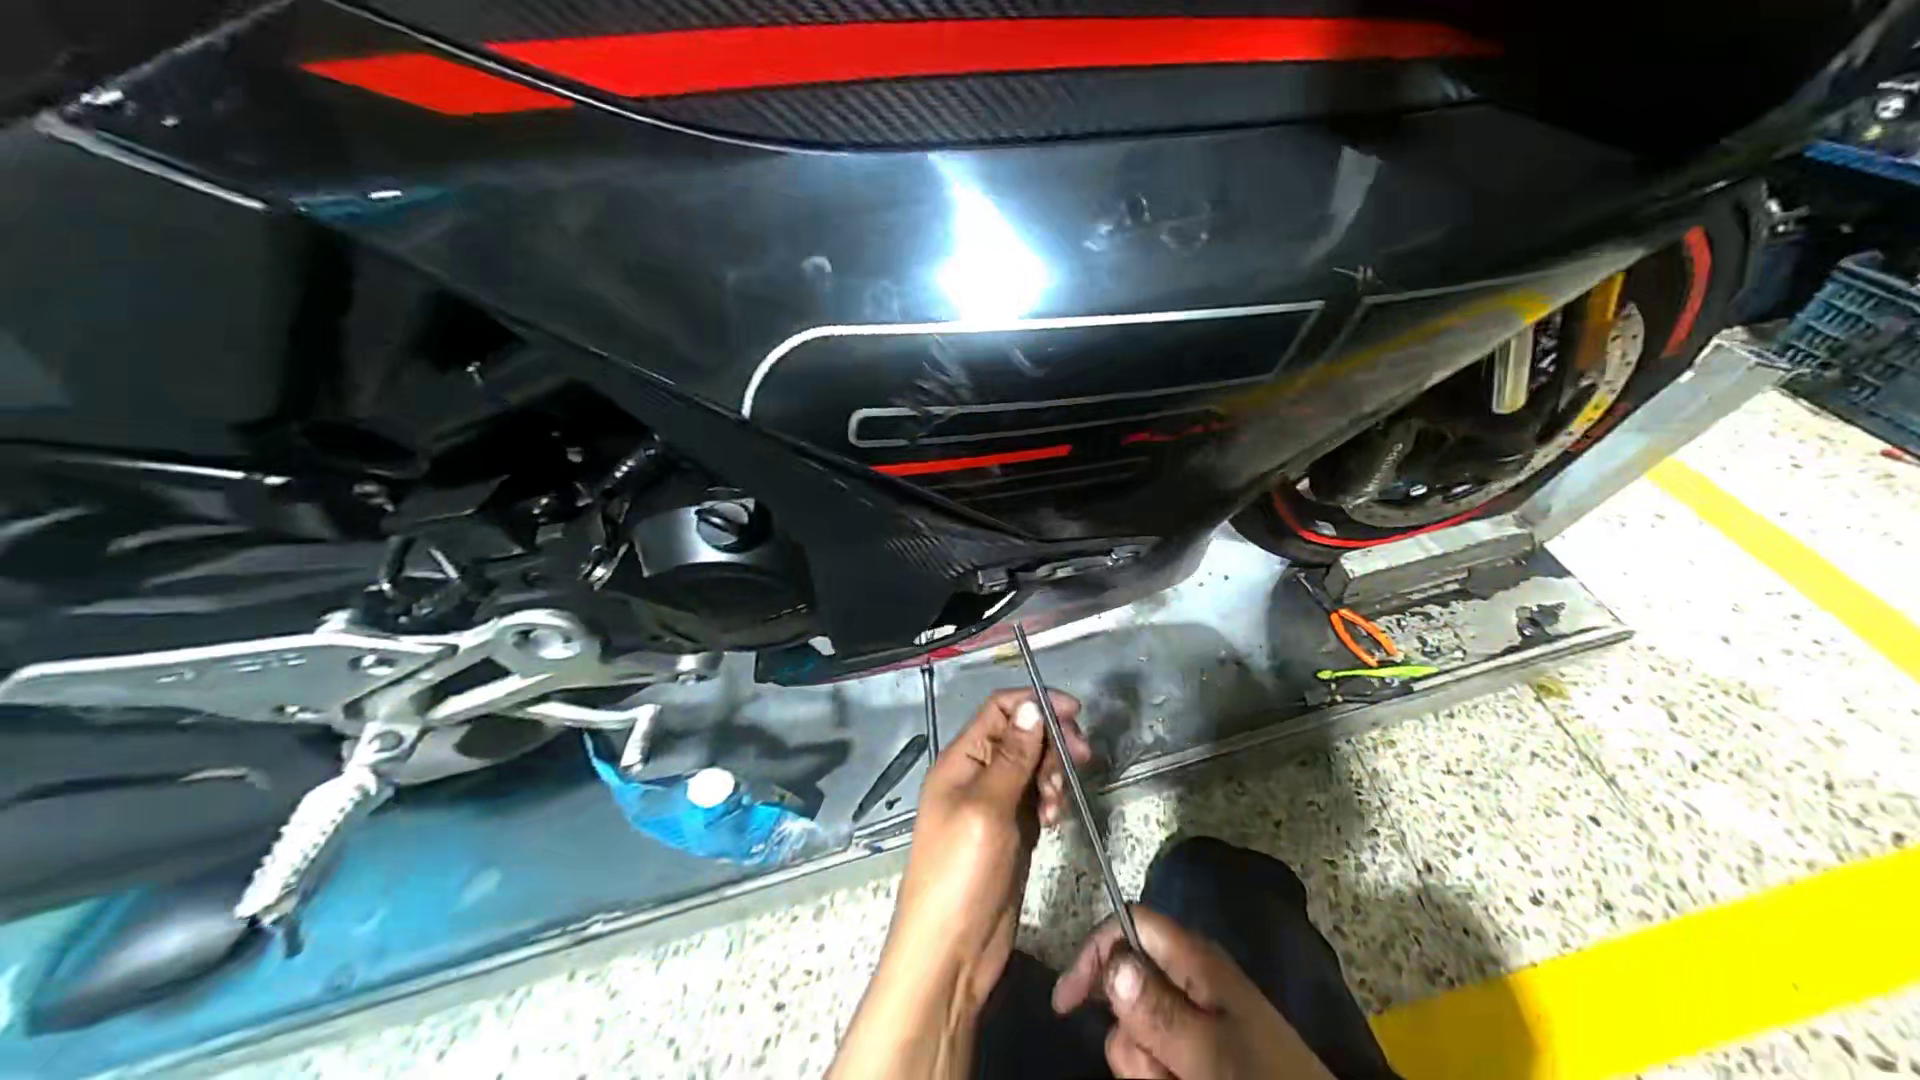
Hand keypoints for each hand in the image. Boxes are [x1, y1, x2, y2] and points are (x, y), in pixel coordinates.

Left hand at [829, 688, 1090, 1079]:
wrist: (951, 951)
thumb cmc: (961, 874)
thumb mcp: (987, 808)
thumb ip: (1012, 757)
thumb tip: (1032, 707)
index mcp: (961, 759)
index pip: (1000, 710)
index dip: (1036, 703)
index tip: (1075, 713)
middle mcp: (977, 774)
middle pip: (1023, 735)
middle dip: (1052, 742)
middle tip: (1081, 760)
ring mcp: (996, 803)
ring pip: (1034, 766)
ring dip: (1053, 775)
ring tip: (1054, 805)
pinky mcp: (1013, 830)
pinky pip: (1037, 797)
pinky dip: (1050, 801)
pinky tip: (1053, 820)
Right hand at [1052, 908, 1337, 1079]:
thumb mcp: (1213, 1057)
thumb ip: (1159, 1011)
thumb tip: (1111, 962)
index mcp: (1195, 961)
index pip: (1130, 922)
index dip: (1096, 951)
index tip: (1068, 1003)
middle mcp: (1189, 980)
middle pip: (1125, 982)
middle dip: (1129, 1031)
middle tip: (1160, 1067)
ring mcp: (1194, 1018)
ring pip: (1136, 1028)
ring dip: (1146, 1063)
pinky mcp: (1198, 1051)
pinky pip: (1156, 1054)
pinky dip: (1159, 1075)